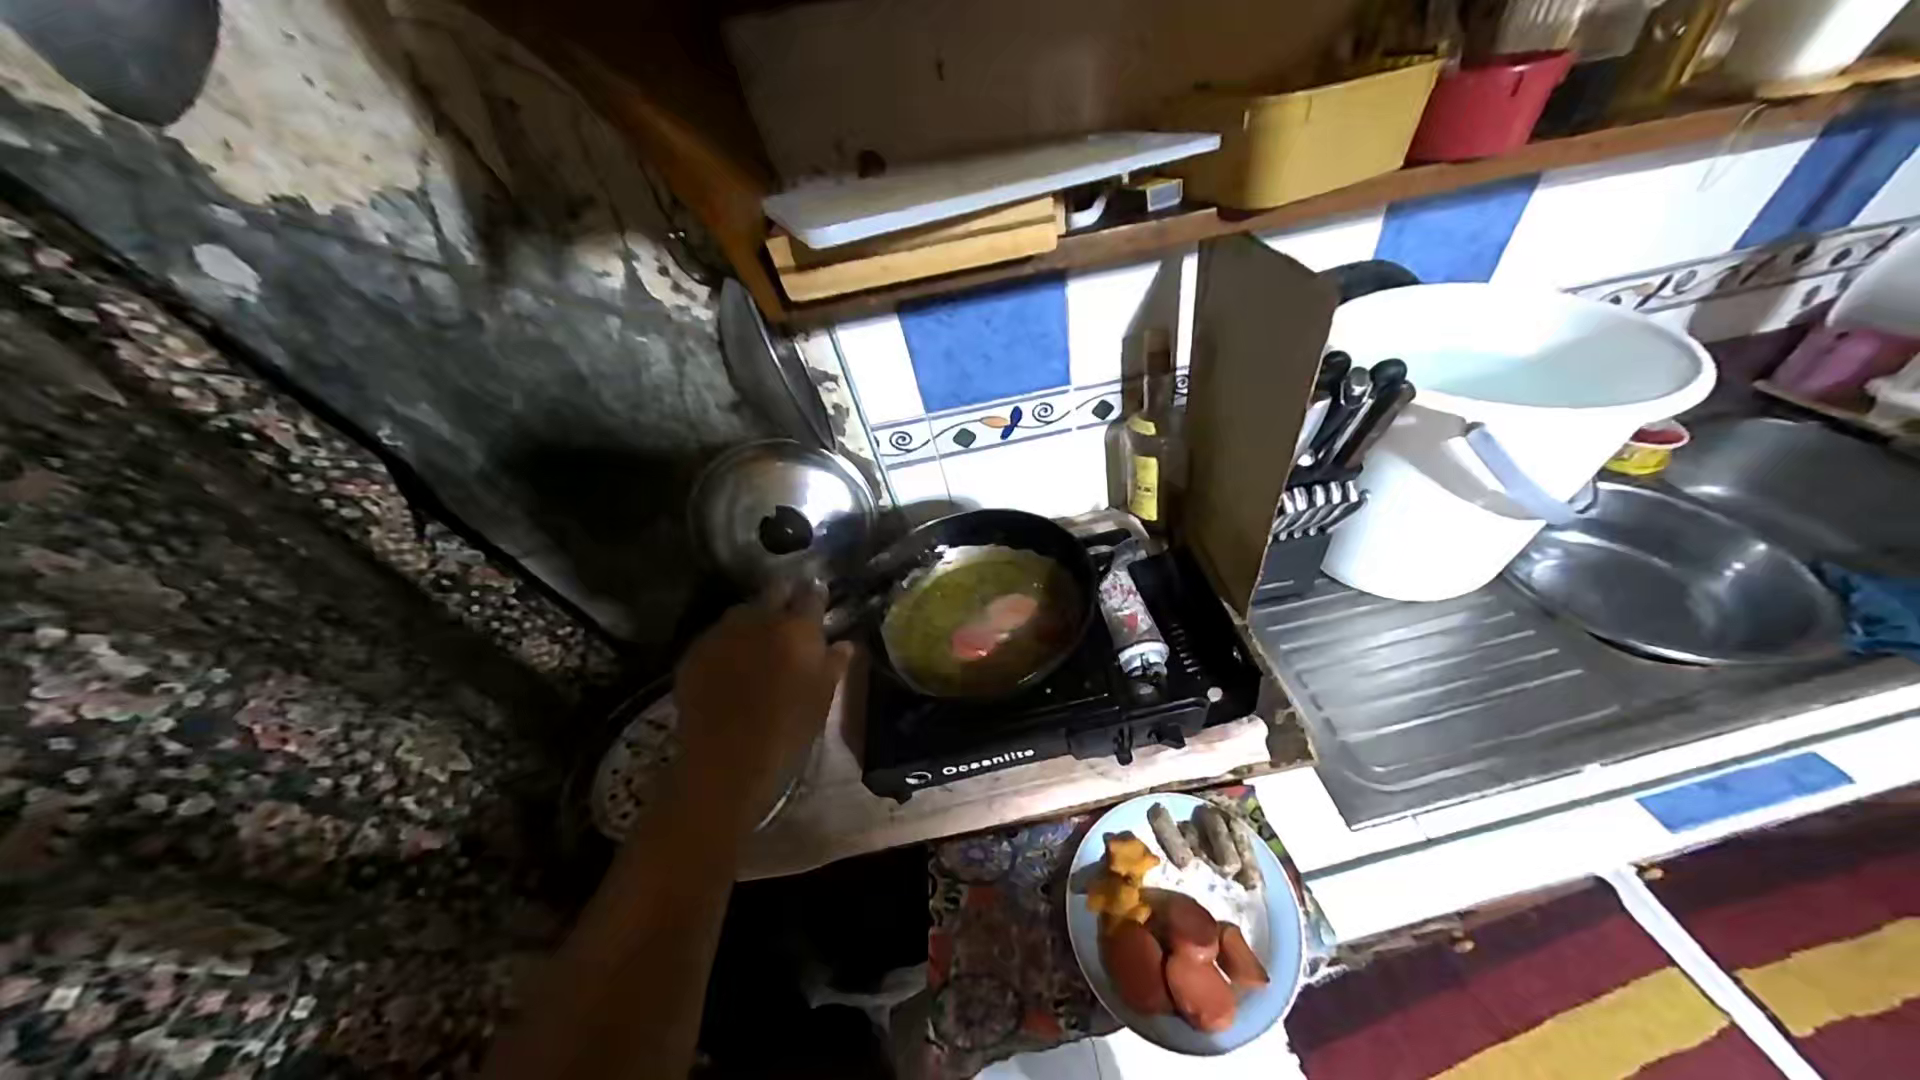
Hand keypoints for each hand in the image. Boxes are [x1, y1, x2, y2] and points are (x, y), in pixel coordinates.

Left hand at [672, 582, 853, 825]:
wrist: (727, 760)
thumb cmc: (789, 730)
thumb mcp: (822, 697)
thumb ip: (834, 663)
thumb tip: (844, 644)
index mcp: (797, 627)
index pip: (811, 595)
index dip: (816, 594)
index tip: (818, 597)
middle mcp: (759, 619)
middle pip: (774, 592)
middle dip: (784, 597)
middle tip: (789, 615)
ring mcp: (723, 633)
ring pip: (742, 612)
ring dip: (753, 619)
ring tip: (758, 640)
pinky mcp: (695, 652)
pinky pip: (717, 637)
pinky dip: (728, 643)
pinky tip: (731, 664)